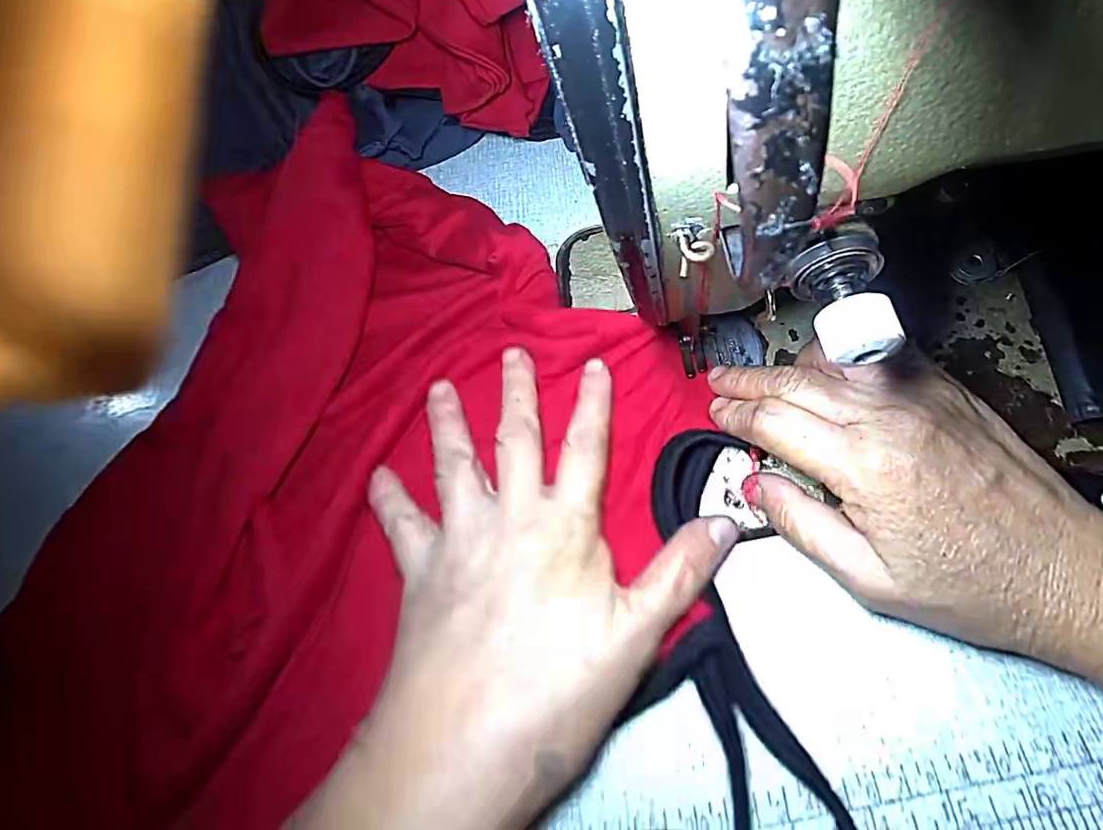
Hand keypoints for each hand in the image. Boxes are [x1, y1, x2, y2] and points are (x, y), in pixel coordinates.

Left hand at [295, 349, 739, 829]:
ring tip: (438, 388)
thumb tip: (726, 522)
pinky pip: (401, 525)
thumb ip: (680, 572)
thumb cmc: (554, 692)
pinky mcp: (420, 573)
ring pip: (454, 467)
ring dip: (448, 425)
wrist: (459, 750)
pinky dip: (388, 499)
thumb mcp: (635, 635)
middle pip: (516, 441)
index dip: (593, 403)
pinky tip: (376, 478)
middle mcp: (510, 518)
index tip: (593, 363)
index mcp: (564, 528)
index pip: (585, 449)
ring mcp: (460, 540)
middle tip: (512, 353)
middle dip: (517, 393)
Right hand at [707, 343, 1102, 675]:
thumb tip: (757, 485)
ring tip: (763, 378)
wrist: (1065, 571)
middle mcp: (887, 416)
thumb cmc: (969, 587)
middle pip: (795, 382)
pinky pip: (876, 358)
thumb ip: (803, 525)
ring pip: (832, 362)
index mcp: (864, 465)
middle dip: (748, 381)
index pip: (777, 422)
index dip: (737, 415)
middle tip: (719, 383)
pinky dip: (838, 359)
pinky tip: (826, 371)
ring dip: (788, 365)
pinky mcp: (946, 388)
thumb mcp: (872, 581)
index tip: (715, 413)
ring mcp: (919, 395)